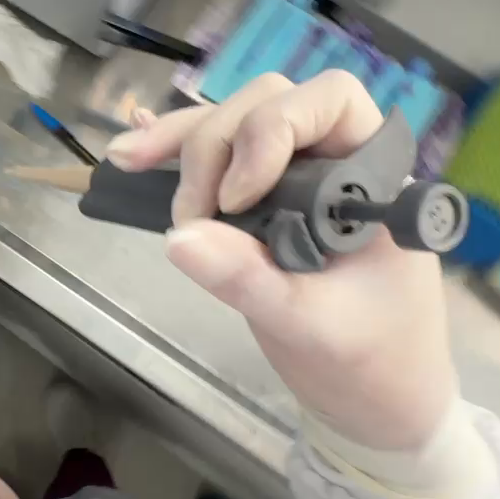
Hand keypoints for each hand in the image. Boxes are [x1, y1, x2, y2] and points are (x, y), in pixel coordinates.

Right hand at [106, 71, 455, 450]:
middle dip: (213, 146)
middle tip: (187, 219)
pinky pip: (212, 159)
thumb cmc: (369, 361)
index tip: (238, 201)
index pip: (327, 101)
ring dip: (178, 143)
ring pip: (229, 124)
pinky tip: (132, 151)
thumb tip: (177, 237)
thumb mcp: (310, 325)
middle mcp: (331, 161)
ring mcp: (289, 178)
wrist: (373, 398)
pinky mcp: (255, 202)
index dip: (272, 131)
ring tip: (126, 163)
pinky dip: (170, 154)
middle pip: (264, 103)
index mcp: (371, 177)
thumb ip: (249, 278)